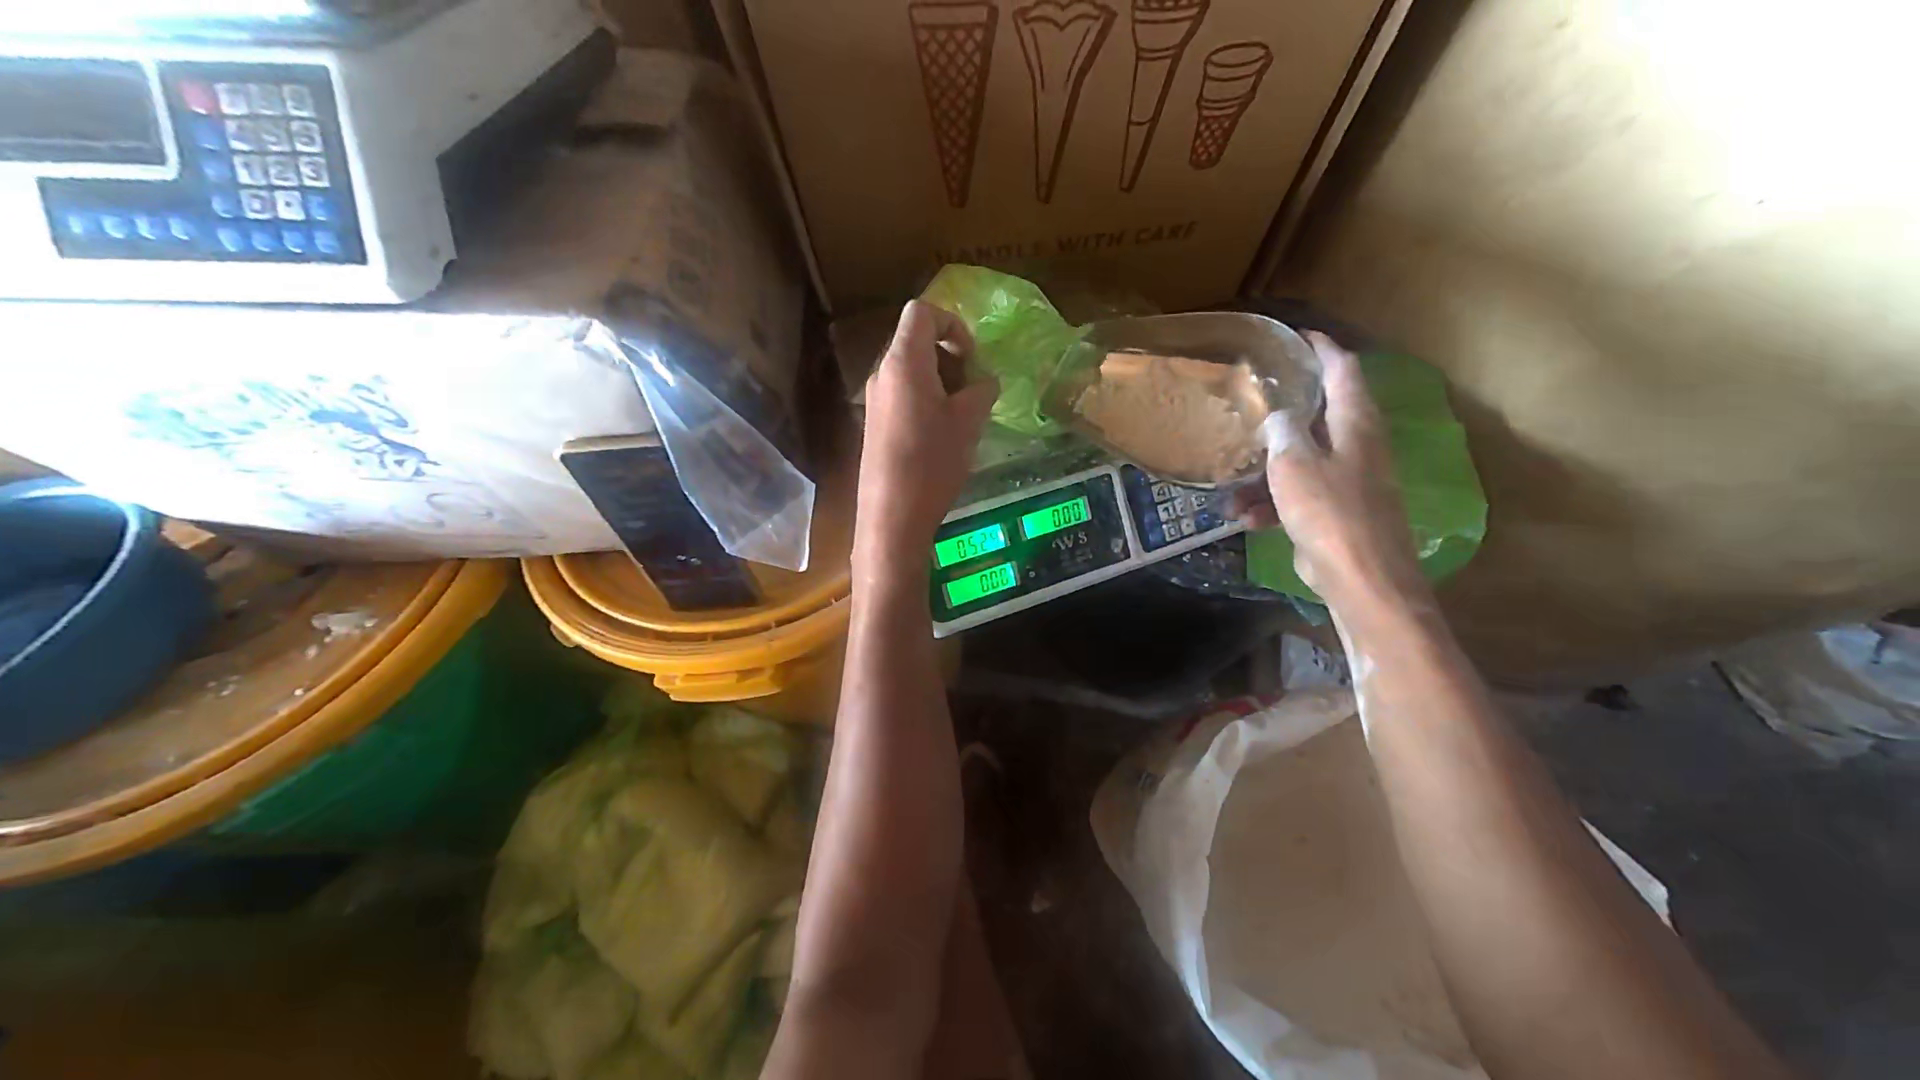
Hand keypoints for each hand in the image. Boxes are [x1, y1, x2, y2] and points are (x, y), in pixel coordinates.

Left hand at [854, 301, 998, 576]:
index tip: (972, 357)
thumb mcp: (969, 421)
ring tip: (962, 413)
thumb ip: (982, 390)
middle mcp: (882, 372)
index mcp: (904, 361)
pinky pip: (902, 395)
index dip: (953, 323)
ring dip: (940, 379)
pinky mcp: (874, 424)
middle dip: (949, 354)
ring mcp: (874, 399)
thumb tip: (984, 381)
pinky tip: (942, 433)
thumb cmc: (933, 461)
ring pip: (910, 370)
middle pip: (915, 340)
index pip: (922, 311)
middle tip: (973, 387)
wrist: (892, 515)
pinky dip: (925, 399)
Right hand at [1242, 332, 1428, 612]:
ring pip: (1301, 462)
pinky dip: (1273, 504)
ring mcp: (1349, 482)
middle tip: (1247, 404)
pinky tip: (1243, 519)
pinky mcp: (1337, 513)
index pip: (1343, 369)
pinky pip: (1299, 497)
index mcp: (1356, 424)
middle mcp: (1358, 446)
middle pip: (1319, 416)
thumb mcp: (1295, 465)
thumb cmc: (1331, 513)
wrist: (1362, 579)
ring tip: (1229, 487)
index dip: (1321, 348)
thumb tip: (1277, 416)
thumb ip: (1283, 432)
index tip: (1295, 336)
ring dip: (1265, 472)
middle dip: (1281, 413)